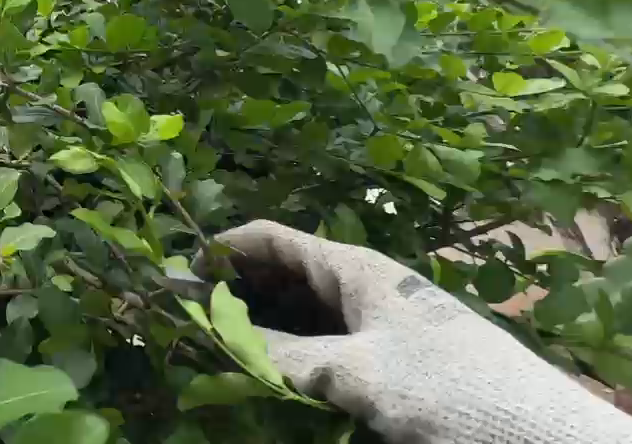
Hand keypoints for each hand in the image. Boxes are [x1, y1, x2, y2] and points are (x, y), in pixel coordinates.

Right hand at [210, 220, 631, 443]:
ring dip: (260, 326)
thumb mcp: (361, 374)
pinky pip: (325, 347)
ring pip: (301, 314)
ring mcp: (379, 326)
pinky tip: (271, 374)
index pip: (269, 239)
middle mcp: (361, 287)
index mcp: (352, 266)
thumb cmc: (454, 392)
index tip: (177, 271)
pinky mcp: (393, 364)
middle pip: (280, 275)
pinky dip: (291, 355)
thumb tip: (215, 334)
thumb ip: (284, 354)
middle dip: (234, 290)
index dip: (220, 249)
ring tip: (221, 344)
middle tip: (191, 315)